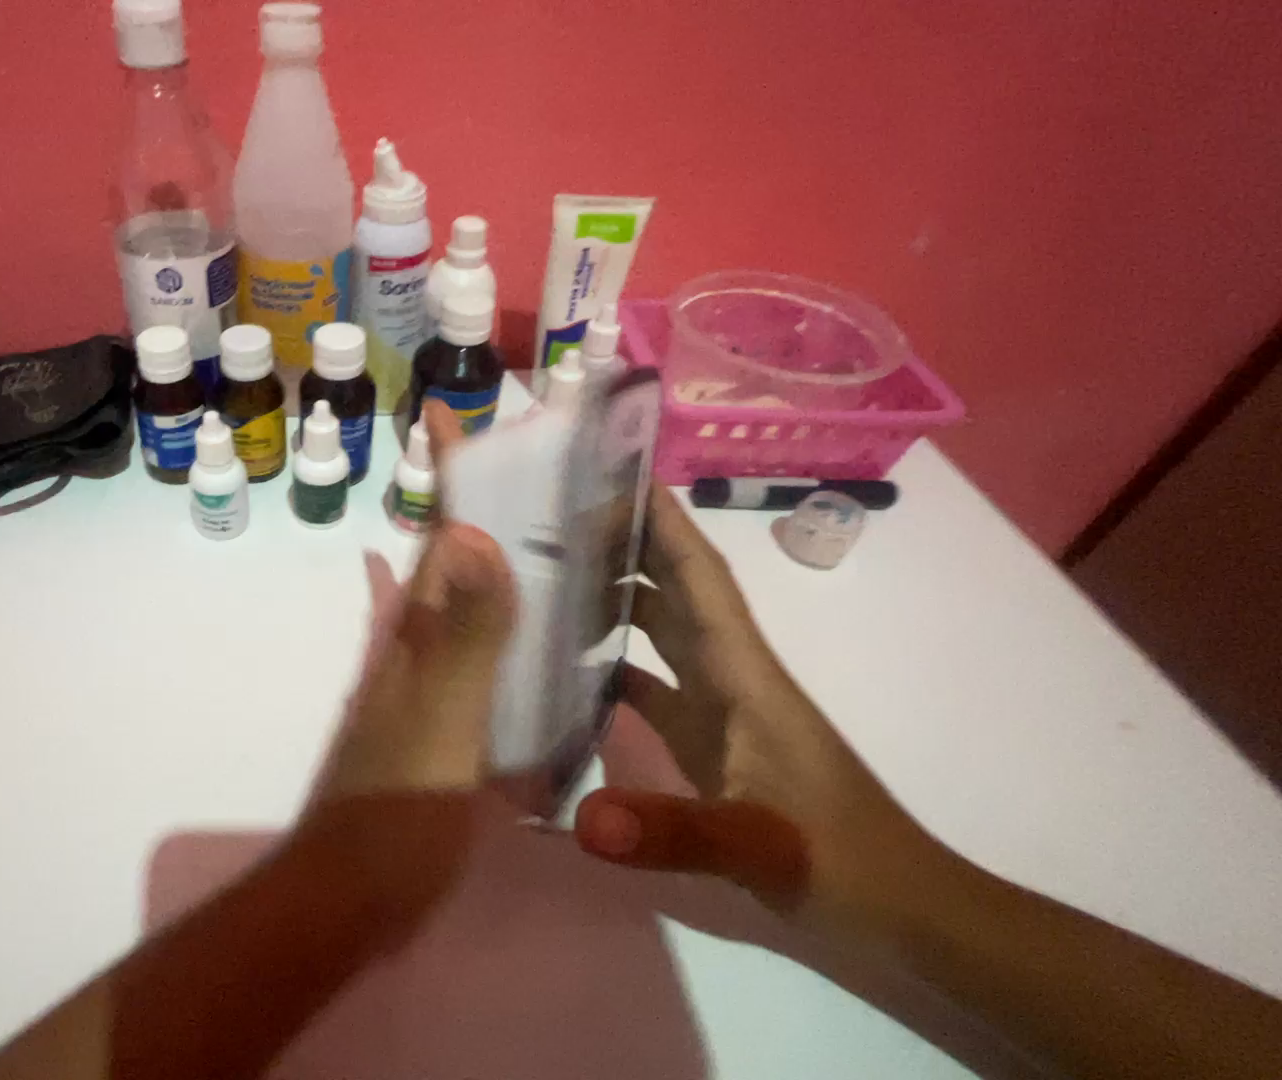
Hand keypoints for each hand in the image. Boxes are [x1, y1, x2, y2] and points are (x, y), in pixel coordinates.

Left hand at [292, 402, 516, 923]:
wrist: (354, 890)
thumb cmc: (400, 805)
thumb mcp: (443, 718)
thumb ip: (464, 634)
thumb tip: (468, 533)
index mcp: (419, 635)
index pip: (437, 536)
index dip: (445, 475)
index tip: (445, 414)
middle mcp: (412, 648)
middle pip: (444, 563)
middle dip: (470, 509)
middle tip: (521, 470)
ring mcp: (416, 688)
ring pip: (449, 609)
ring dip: (474, 566)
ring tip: (523, 534)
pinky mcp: (429, 729)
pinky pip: (455, 668)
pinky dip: (469, 643)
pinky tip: (491, 640)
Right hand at [576, 488, 956, 941]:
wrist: (904, 916)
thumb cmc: (843, 866)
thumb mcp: (763, 848)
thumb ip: (677, 833)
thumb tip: (583, 819)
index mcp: (744, 675)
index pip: (699, 578)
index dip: (662, 523)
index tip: (612, 476)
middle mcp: (728, 676)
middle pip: (672, 592)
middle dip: (622, 546)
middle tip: (553, 518)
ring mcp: (717, 709)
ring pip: (660, 633)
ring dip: (614, 598)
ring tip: (552, 576)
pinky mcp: (706, 743)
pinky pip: (650, 685)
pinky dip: (613, 666)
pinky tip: (570, 667)